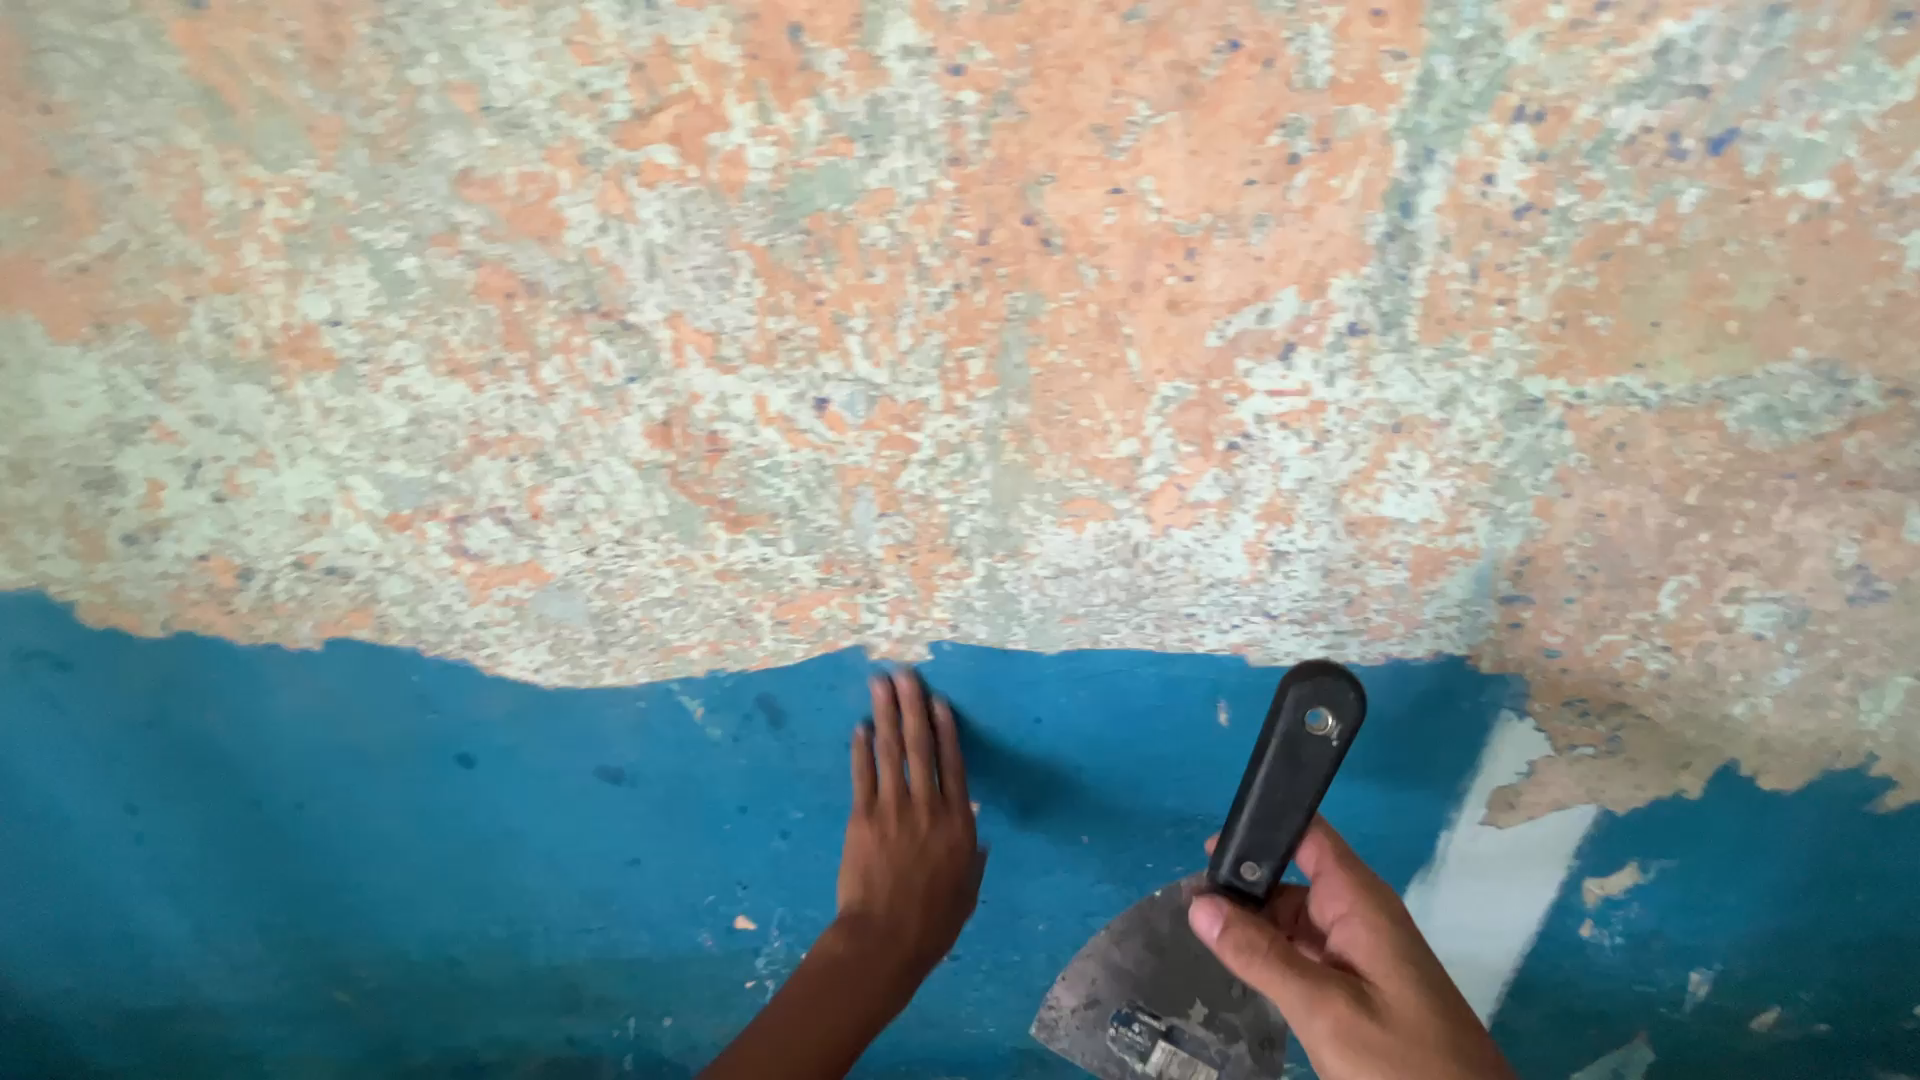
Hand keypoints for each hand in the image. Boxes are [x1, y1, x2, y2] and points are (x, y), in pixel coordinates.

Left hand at [834, 668, 984, 984]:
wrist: (884, 940)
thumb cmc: (932, 922)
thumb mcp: (967, 889)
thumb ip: (973, 852)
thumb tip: (974, 817)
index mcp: (957, 824)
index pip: (953, 764)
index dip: (946, 729)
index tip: (939, 701)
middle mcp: (927, 806)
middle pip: (921, 746)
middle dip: (912, 706)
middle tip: (906, 674)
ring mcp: (893, 809)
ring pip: (890, 751)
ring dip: (885, 713)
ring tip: (881, 684)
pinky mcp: (862, 818)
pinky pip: (862, 775)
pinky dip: (860, 749)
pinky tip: (859, 726)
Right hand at [1188, 820, 1515, 1079]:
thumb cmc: (1403, 1062)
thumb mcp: (1323, 1008)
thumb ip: (1260, 954)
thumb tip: (1198, 903)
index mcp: (1359, 900)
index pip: (1306, 833)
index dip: (1260, 826)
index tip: (1206, 848)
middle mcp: (1359, 913)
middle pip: (1291, 874)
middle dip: (1244, 882)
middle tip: (1189, 901)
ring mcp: (1359, 948)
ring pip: (1293, 915)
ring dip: (1253, 920)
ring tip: (1200, 928)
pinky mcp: (1357, 982)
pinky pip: (1304, 948)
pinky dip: (1272, 950)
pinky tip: (1238, 961)